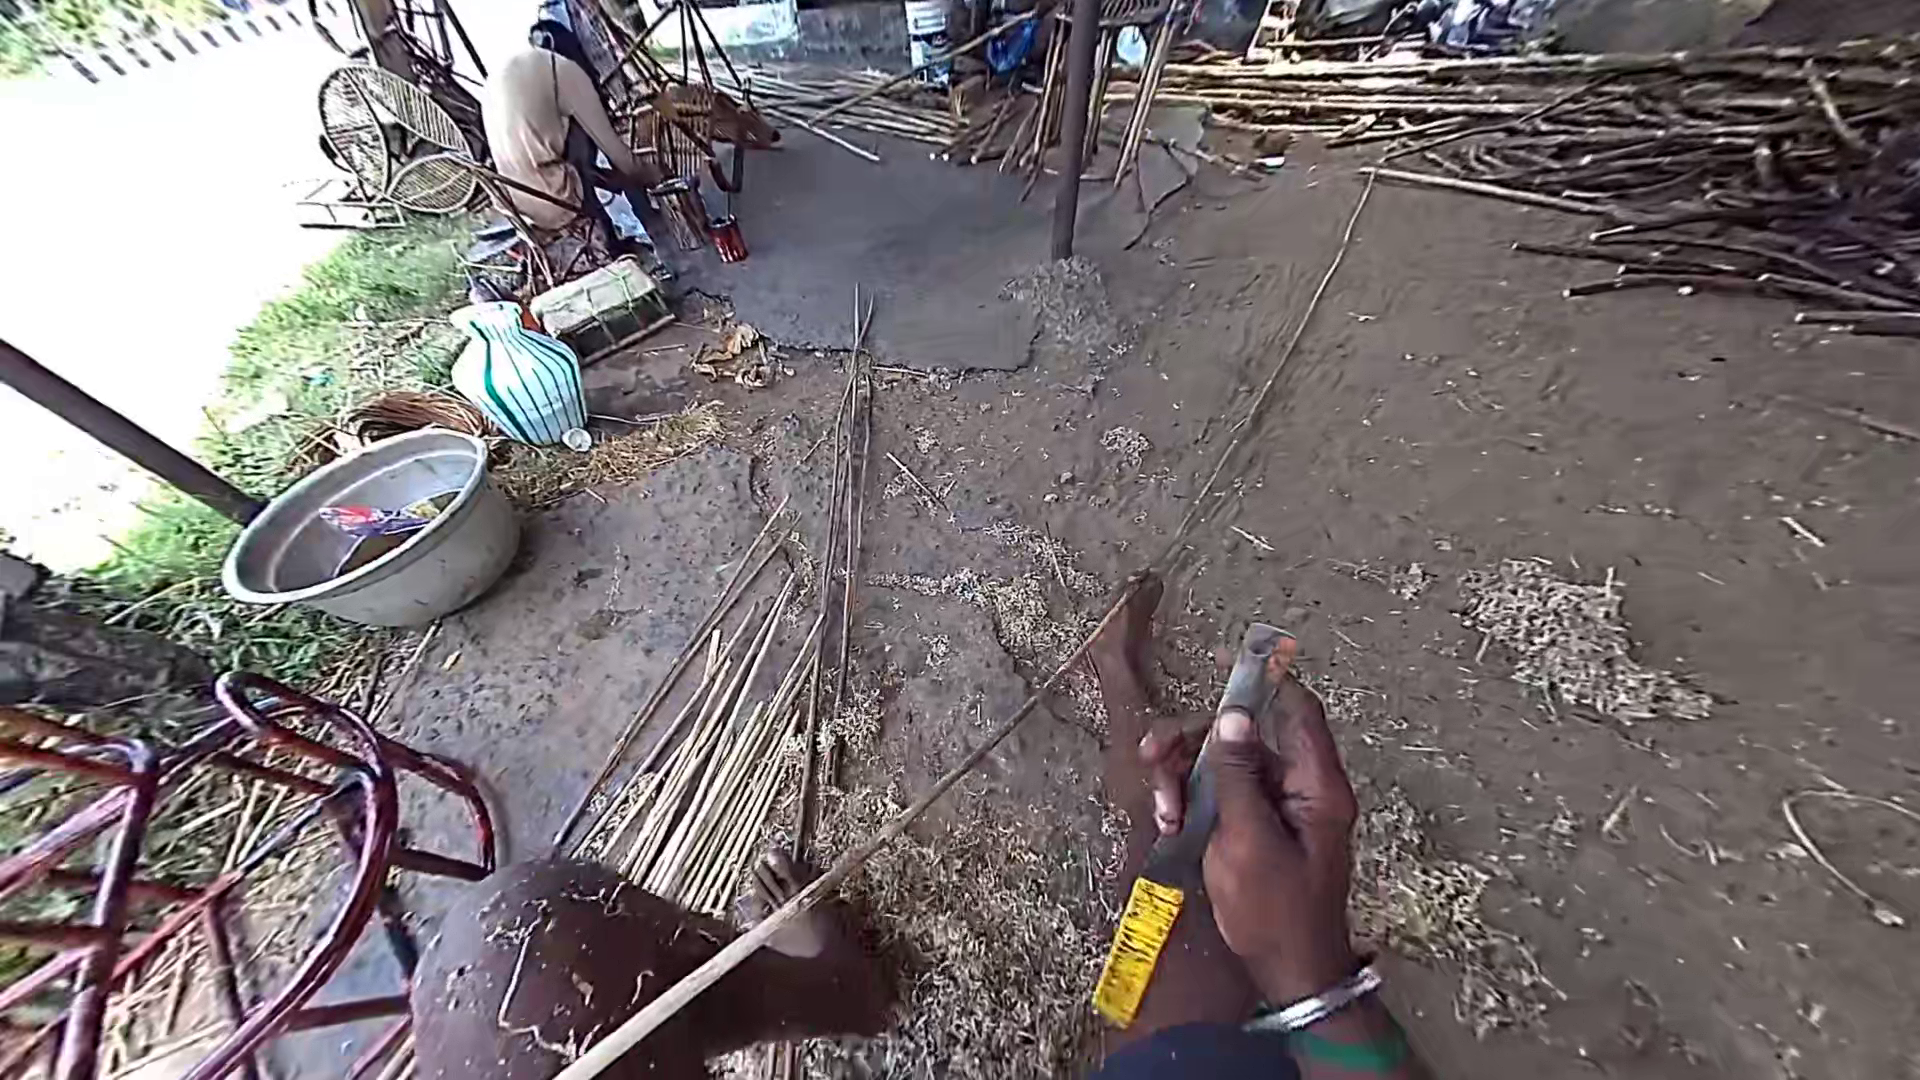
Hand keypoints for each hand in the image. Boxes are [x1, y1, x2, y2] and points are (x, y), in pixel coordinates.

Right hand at [1137, 677, 1360, 1003]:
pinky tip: (1170, 820)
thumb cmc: (1276, 909)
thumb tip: (1233, 715)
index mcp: (1313, 785)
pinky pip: (1206, 785)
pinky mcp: (1242, 816)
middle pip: (1236, 732)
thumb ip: (1239, 774)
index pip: (1298, 712)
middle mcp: (1290, 782)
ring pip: (1213, 756)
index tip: (1227, 657)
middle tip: (1153, 754)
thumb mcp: (1252, 839)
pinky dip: (1183, 795)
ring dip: (1179, 773)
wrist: (1283, 971)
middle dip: (1190, 740)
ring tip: (1163, 808)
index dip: (1266, 679)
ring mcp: (1264, 799)